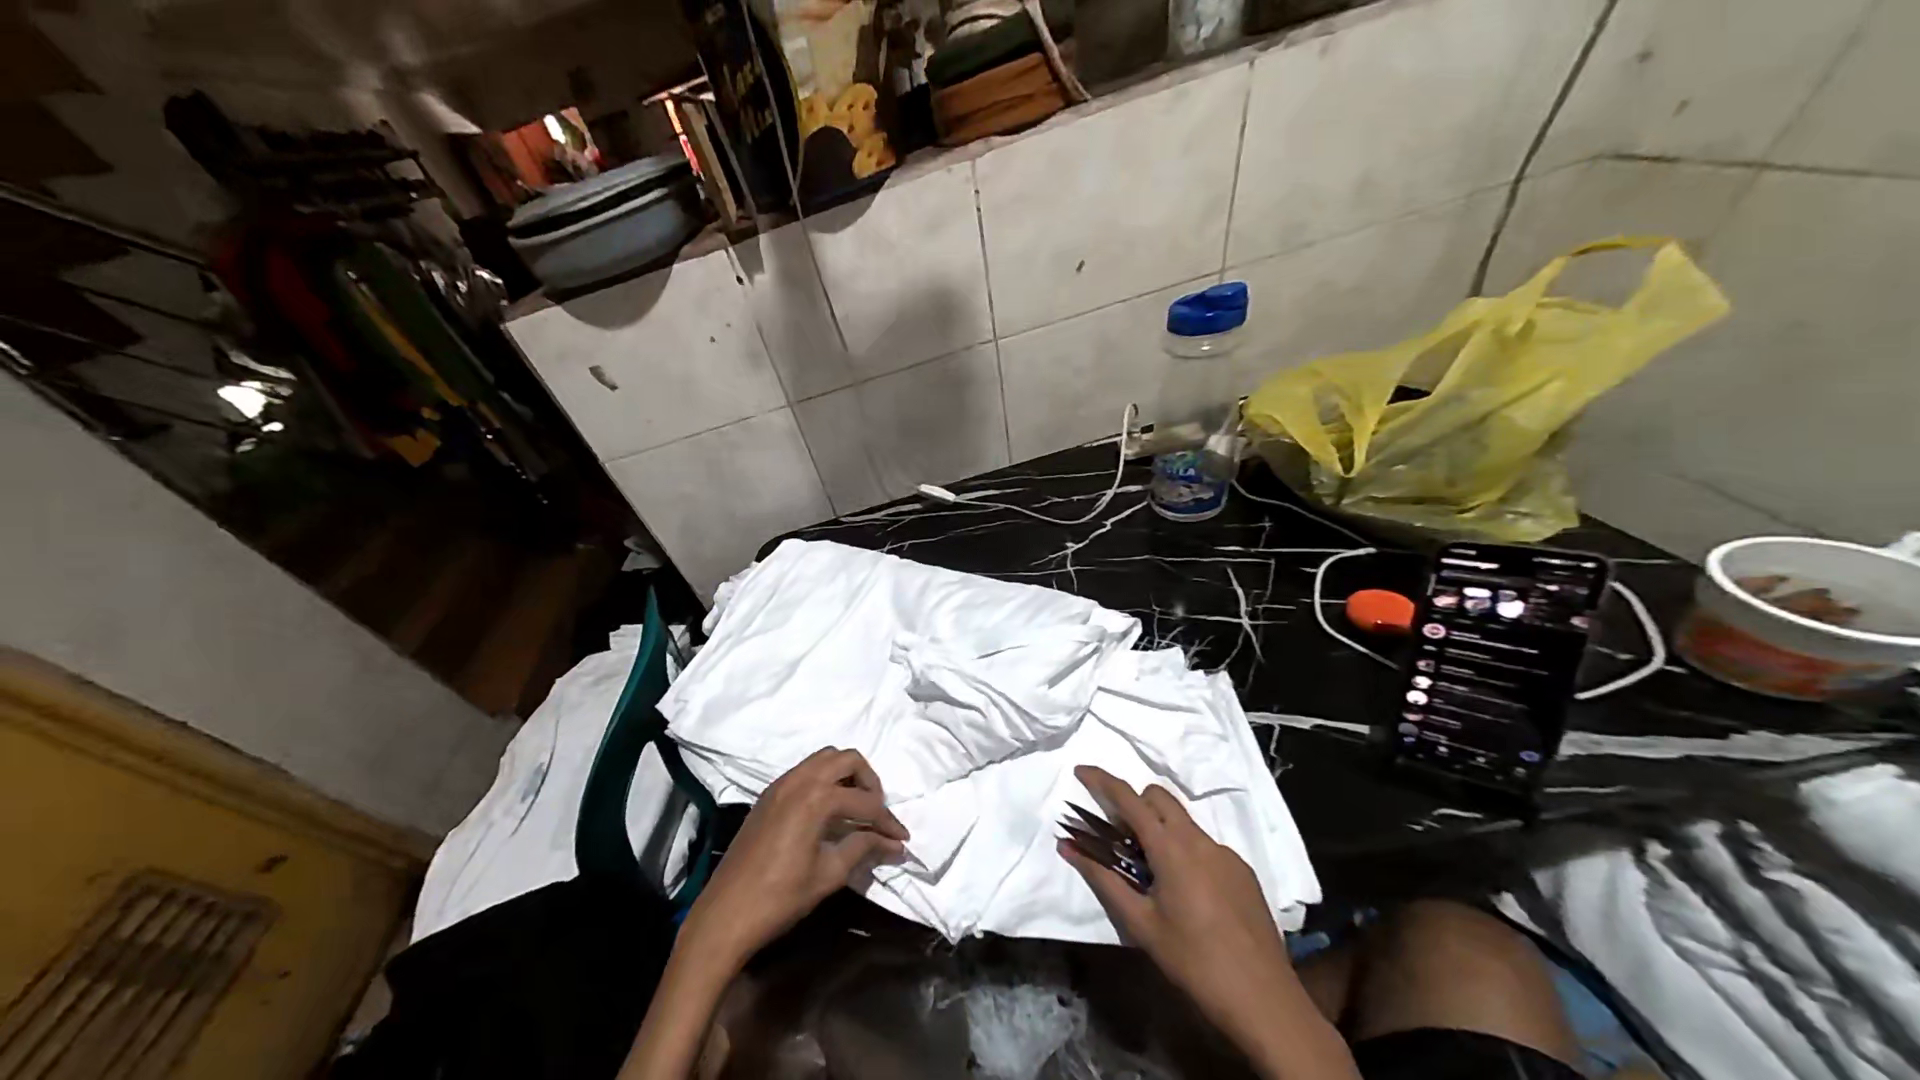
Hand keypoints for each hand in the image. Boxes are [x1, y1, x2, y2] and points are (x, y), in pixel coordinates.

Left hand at [680, 747, 908, 965]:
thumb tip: (895, 844)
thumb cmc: (780, 898)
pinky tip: (829, 812)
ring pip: (824, 759)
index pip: (866, 802)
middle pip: (847, 759)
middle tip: (876, 812)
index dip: (888, 821)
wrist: (725, 915)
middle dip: (869, 782)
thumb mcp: (829, 874)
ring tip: (856, 808)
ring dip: (846, 776)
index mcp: (816, 798)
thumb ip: (863, 848)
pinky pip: (805, 771)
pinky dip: (824, 780)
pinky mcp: (769, 795)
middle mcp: (799, 780)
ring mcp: (780, 784)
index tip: (902, 839)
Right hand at [1059, 766, 1298, 1046]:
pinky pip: (1205, 846)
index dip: (1102, 780)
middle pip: (1159, 798)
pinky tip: (1186, 895)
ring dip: (1159, 829)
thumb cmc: (1193, 960)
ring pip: (1183, 822)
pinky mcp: (1243, 872)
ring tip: (1150, 874)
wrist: (1263, 998)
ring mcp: (1226, 854)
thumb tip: (1068, 846)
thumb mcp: (1140, 923)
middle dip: (1133, 803)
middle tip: (1117, 837)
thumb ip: (1103, 878)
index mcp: (1172, 847)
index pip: (1129, 799)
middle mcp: (1200, 840)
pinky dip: (1185, 851)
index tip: (1081, 770)